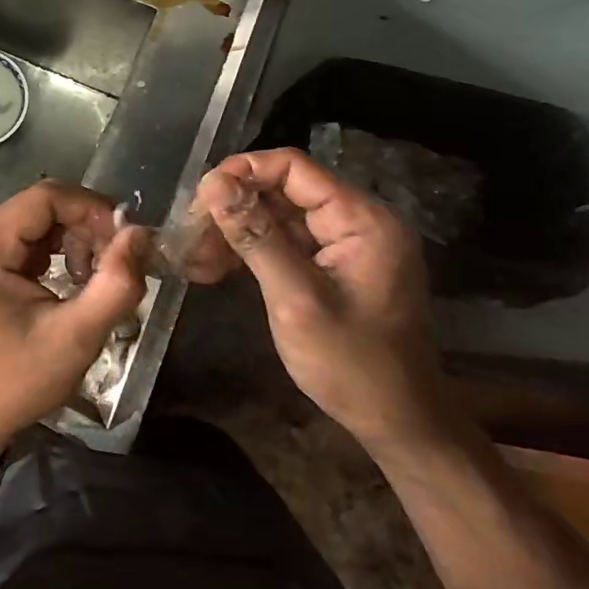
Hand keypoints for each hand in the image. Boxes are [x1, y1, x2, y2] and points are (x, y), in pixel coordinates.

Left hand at [0, 180, 148, 459]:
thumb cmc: (18, 379)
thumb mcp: (76, 336)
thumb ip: (115, 284)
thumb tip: (142, 234)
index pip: (50, 197)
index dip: (94, 211)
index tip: (125, 244)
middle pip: (50, 203)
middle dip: (91, 227)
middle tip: (118, 265)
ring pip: (50, 215)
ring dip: (83, 238)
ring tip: (98, 278)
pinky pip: (42, 232)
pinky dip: (69, 248)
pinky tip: (80, 278)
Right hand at [192, 148, 442, 447]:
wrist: (399, 422)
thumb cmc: (352, 365)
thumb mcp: (296, 300)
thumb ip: (255, 237)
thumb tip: (213, 183)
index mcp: (361, 217)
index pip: (294, 167)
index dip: (243, 171)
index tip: (200, 197)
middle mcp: (357, 219)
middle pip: (284, 190)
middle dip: (234, 208)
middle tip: (190, 234)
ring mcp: (347, 243)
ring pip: (281, 217)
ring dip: (238, 233)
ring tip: (195, 258)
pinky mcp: (335, 265)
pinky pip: (289, 243)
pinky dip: (254, 252)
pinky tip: (216, 268)